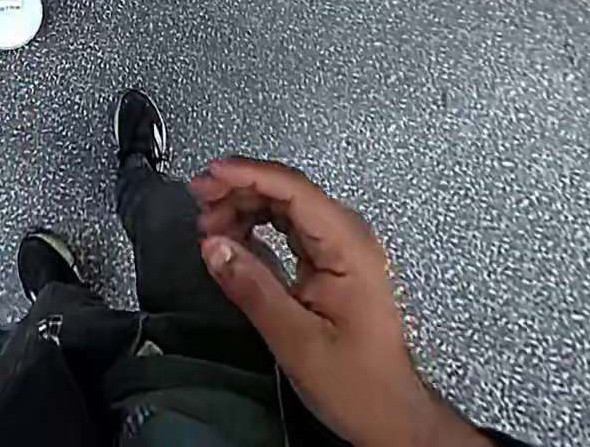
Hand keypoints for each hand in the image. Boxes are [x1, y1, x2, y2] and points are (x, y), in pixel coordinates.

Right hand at [192, 158, 483, 446]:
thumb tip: (213, 246)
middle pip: (285, 189)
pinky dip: (255, 222)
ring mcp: (337, 242)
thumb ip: (253, 289)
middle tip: (199, 198)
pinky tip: (231, 234)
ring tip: (208, 221)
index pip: (293, 189)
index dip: (249, 174)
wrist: (390, 416)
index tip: (212, 174)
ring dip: (243, 204)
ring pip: (283, 203)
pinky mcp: (326, 255)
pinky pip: (285, 222)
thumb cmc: (357, 383)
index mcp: (346, 244)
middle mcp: (344, 233)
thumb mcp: (298, 342)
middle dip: (238, 188)